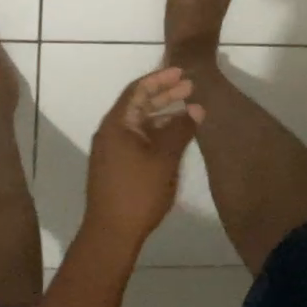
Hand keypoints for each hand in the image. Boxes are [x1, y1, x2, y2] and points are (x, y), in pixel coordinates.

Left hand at [83, 67, 203, 246]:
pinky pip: (138, 139)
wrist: (110, 233)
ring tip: (188, 112)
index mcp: (116, 124)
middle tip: (190, 88)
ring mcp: (111, 151)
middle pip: (138, 105)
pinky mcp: (116, 167)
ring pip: (139, 123)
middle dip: (164, 95)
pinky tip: (175, 138)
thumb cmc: (138, 192)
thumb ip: (180, 130)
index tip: (181, 72)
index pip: (138, 90)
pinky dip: (156, 133)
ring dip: (162, 115)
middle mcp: (110, 132)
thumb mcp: (164, 158)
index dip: (160, 79)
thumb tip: (196, 108)